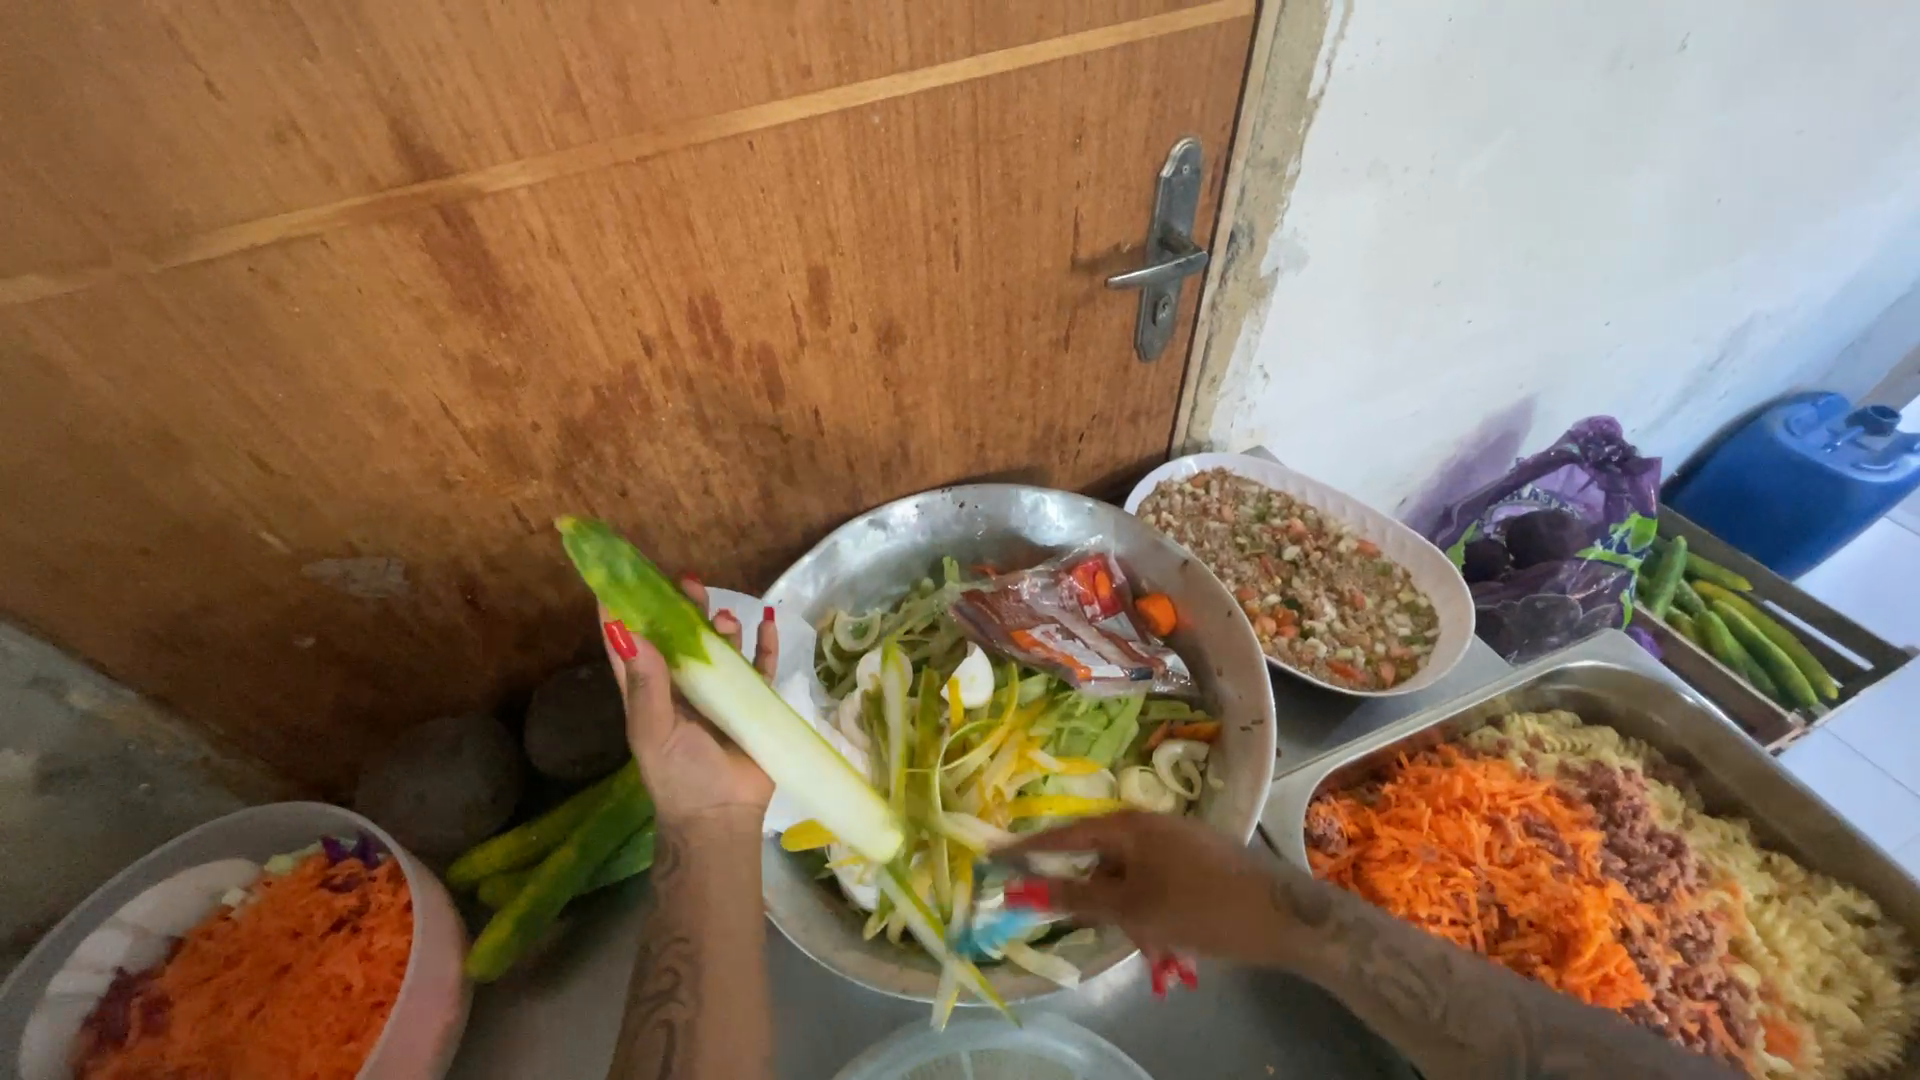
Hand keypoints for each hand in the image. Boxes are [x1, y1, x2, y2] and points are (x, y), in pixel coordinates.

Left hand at [600, 579, 775, 825]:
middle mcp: (683, 686)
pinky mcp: (753, 700)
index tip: (618, 579)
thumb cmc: (678, 775)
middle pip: (681, 636)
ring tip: (726, 620)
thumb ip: (646, 684)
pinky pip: (762, 666)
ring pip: (721, 646)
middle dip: (684, 608)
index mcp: (650, 692)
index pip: (629, 646)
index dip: (622, 614)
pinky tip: (766, 623)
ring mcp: (720, 692)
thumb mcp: (653, 730)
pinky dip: (765, 644)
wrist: (721, 815)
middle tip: (690, 583)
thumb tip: (626, 631)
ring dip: (723, 626)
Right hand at [1004, 810, 1297, 961]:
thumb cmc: (1200, 906)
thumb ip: (1078, 898)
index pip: (1064, 836)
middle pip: (1101, 864)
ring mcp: (1174, 841)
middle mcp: (1147, 825)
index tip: (996, 856)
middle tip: (1117, 938)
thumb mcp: (1133, 908)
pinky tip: (1178, 950)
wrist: (1285, 915)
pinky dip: (1157, 917)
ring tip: (1162, 957)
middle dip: (1103, 906)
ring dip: (1136, 920)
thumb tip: (1028, 888)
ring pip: (1132, 883)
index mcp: (1127, 826)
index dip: (1029, 849)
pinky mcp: (1196, 860)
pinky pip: (1158, 888)